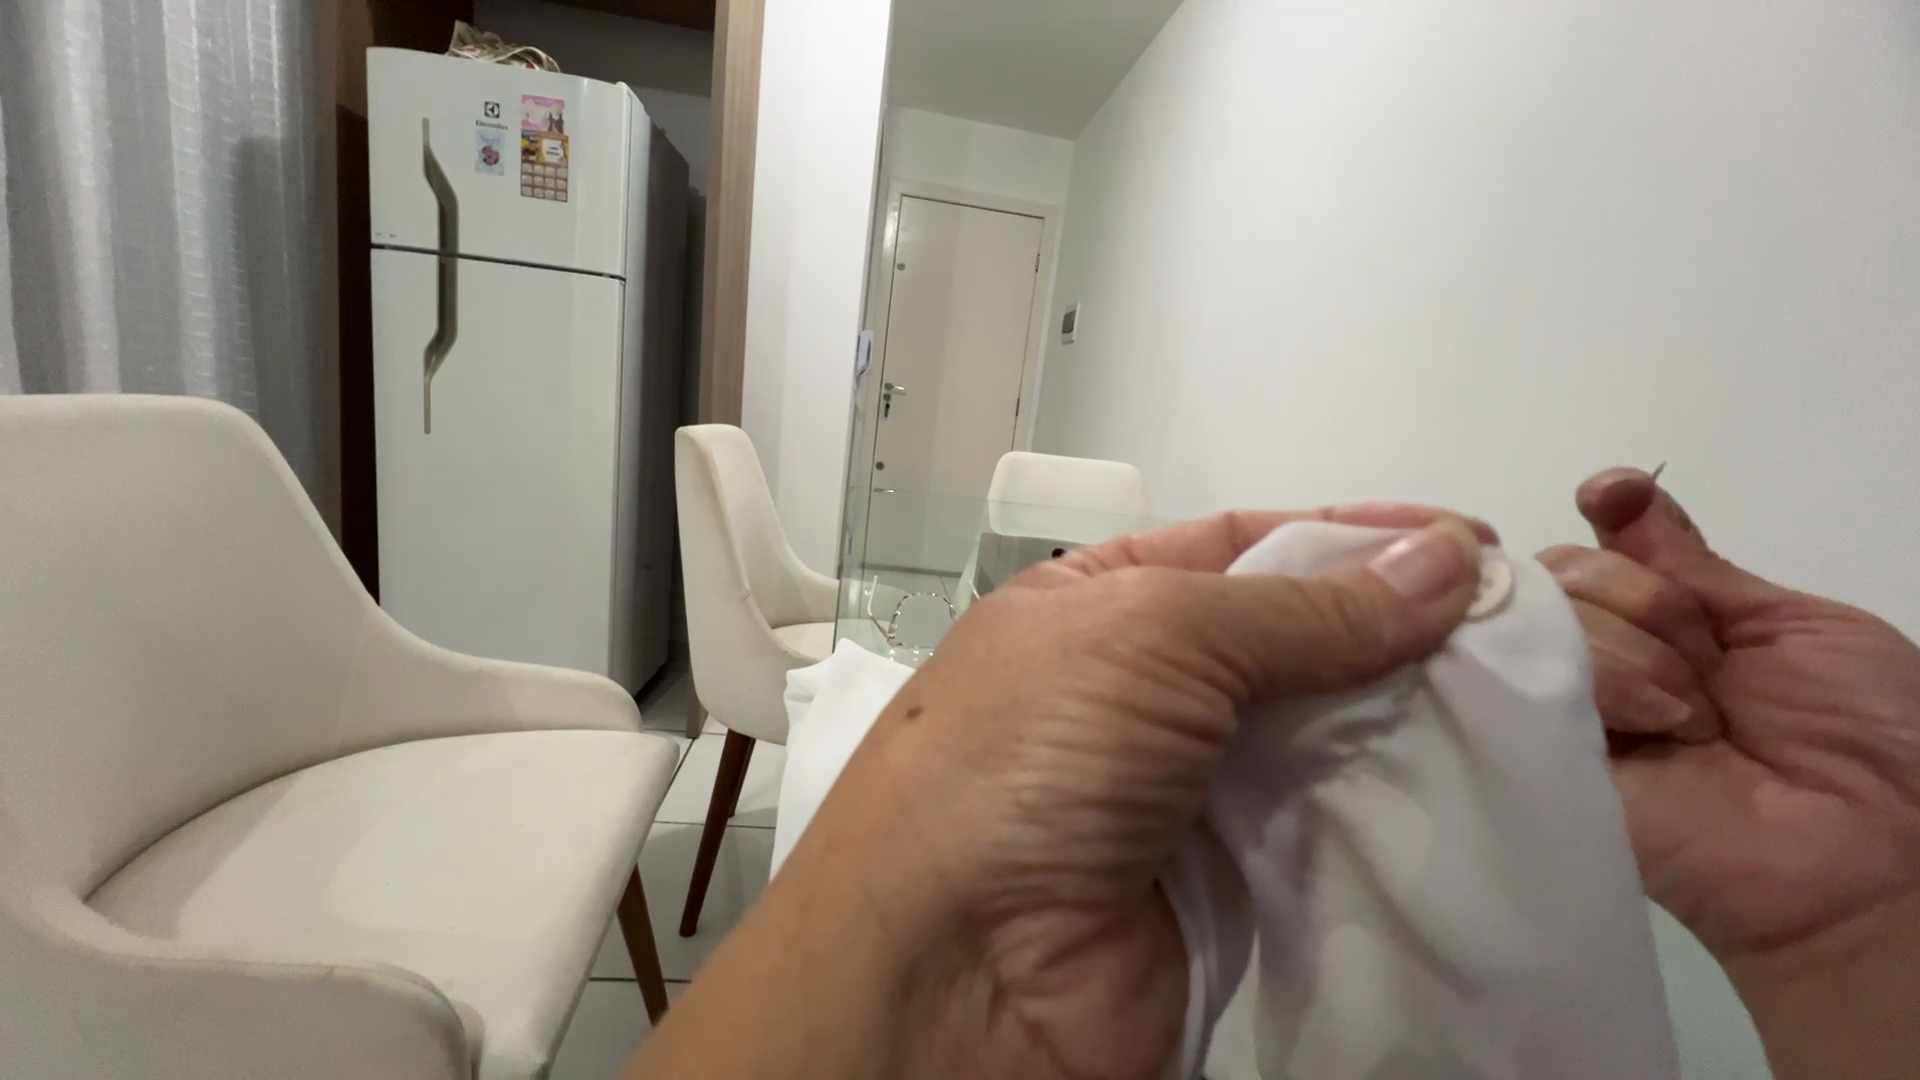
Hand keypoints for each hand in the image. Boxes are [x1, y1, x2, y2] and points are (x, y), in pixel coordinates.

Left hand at [793, 508, 1486, 1079]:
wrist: (961, 960)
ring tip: (1520, 692)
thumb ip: (1298, 608)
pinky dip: (1391, 800)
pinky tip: (1474, 776)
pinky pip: (1321, 819)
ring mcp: (1180, 778)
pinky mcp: (1223, 870)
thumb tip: (1440, 559)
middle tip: (1514, 620)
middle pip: (1283, 635)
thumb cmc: (1033, 749)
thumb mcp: (1151, 634)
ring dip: (1404, 711)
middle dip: (1389, 623)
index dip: (1342, 534)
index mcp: (1096, 601)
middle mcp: (1136, 682)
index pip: (1236, 543)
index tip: (1459, 538)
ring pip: (1313, 727)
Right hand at [1539, 469, 1919, 965]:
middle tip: (1705, 671)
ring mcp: (1556, 691)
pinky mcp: (1528, 738)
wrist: (1862, 857)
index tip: (1609, 496)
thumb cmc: (1862, 737)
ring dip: (1630, 660)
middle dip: (1640, 602)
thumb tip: (1614, 489)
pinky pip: (1514, 678)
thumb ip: (1691, 566)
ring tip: (1684, 725)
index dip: (1601, 509)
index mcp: (1661, 616)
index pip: (1601, 541)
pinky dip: (1581, 685)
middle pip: (1563, 570)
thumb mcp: (1792, 629)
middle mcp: (1597, 644)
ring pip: (1542, 618)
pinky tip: (1631, 720)